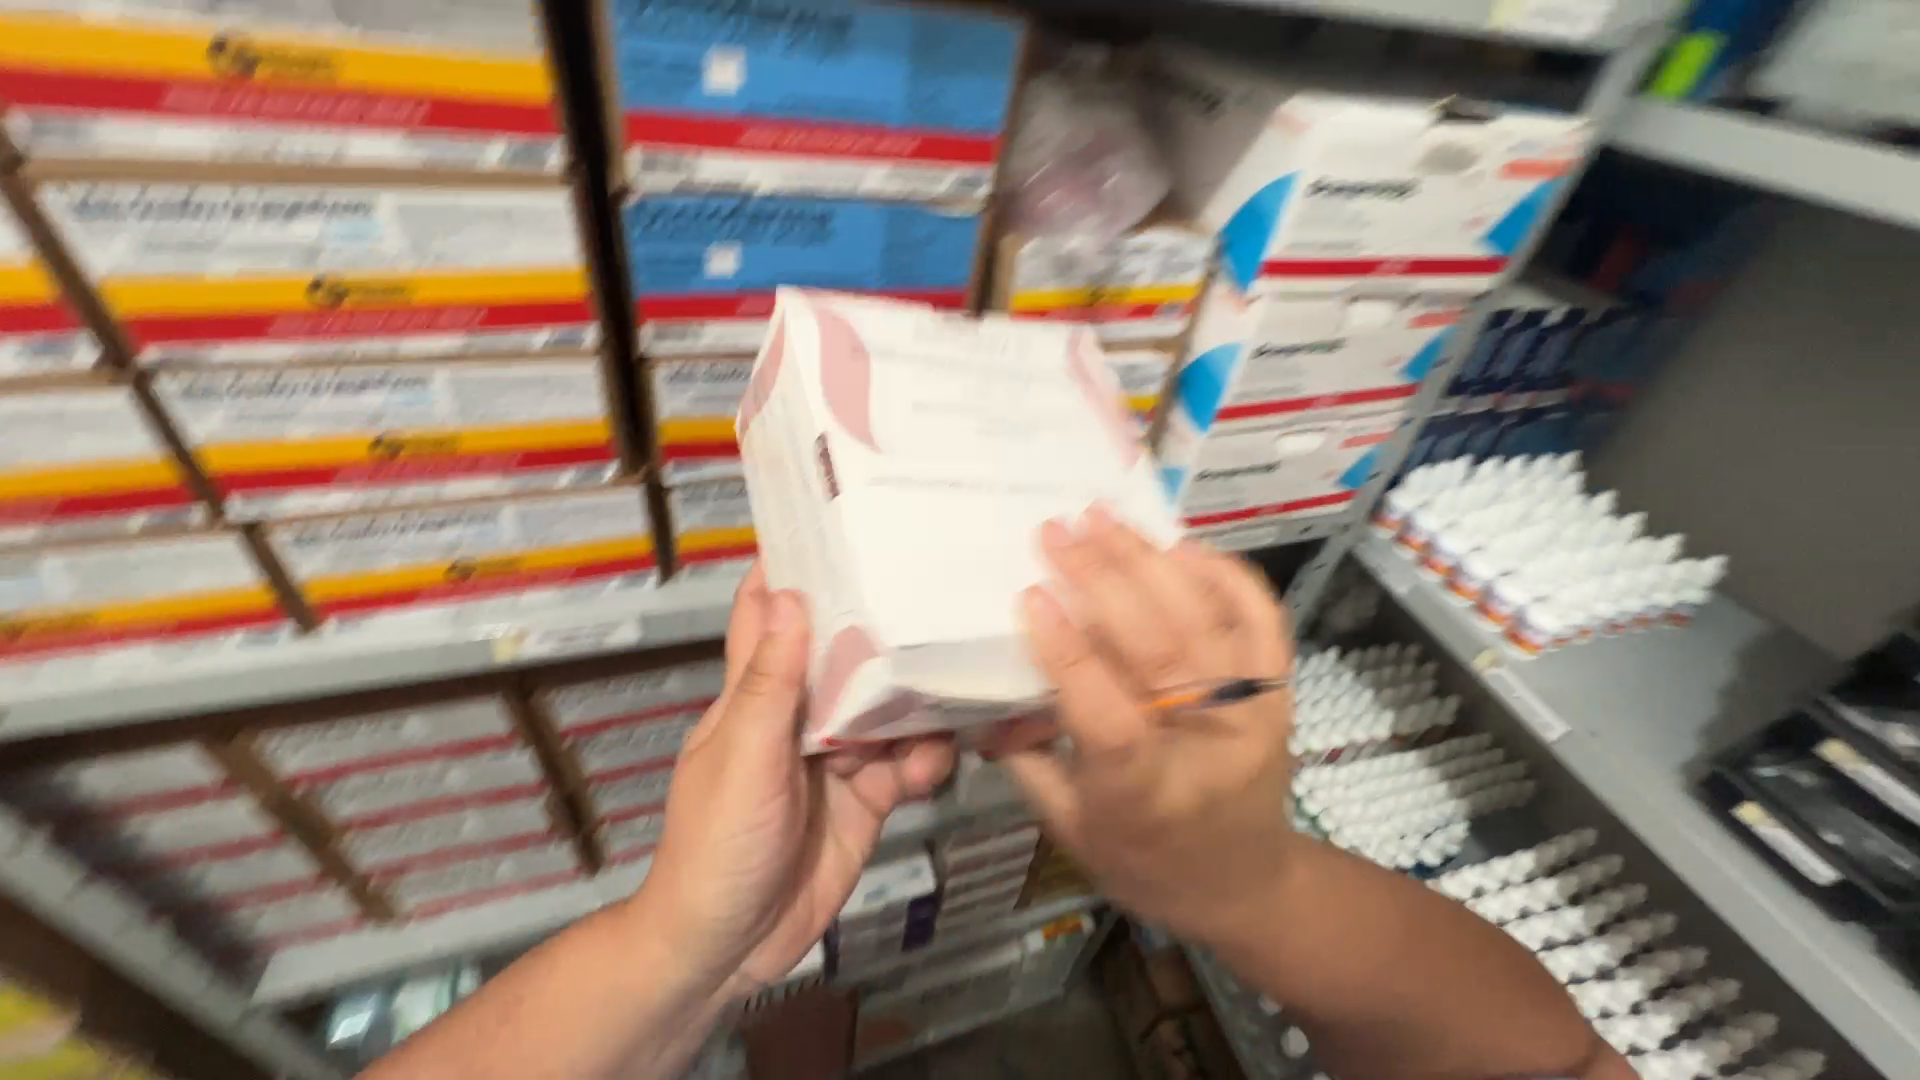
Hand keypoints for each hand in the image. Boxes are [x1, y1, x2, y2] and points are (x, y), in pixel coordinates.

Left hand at [634, 564, 954, 999]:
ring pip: (888, 708)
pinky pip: (906, 762)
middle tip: (936, 606)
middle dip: (885, 635)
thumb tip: (791, 595)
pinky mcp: (868, 794)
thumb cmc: (717, 845)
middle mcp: (800, 714)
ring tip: (940, 711)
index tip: (837, 526)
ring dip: (915, 709)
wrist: (732, 946)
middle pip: (848, 656)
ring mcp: (836, 754)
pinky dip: (924, 762)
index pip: (771, 617)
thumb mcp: (743, 758)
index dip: (796, 571)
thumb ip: (770, 683)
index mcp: (758, 695)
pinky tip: (929, 771)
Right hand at [992, 508, 1299, 940]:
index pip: (1104, 709)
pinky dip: (1224, 574)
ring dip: (1148, 559)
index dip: (1066, 649)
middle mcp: (1206, 745)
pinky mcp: (1279, 692)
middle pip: (1156, 646)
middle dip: (1100, 578)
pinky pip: (1261, 619)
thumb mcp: (1071, 828)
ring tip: (1103, 517)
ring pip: (1202, 619)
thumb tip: (986, 696)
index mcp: (1144, 792)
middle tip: (1057, 530)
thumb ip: (1029, 758)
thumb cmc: (1146, 861)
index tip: (1029, 592)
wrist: (1247, 884)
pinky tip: (1179, 545)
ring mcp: (1254, 712)